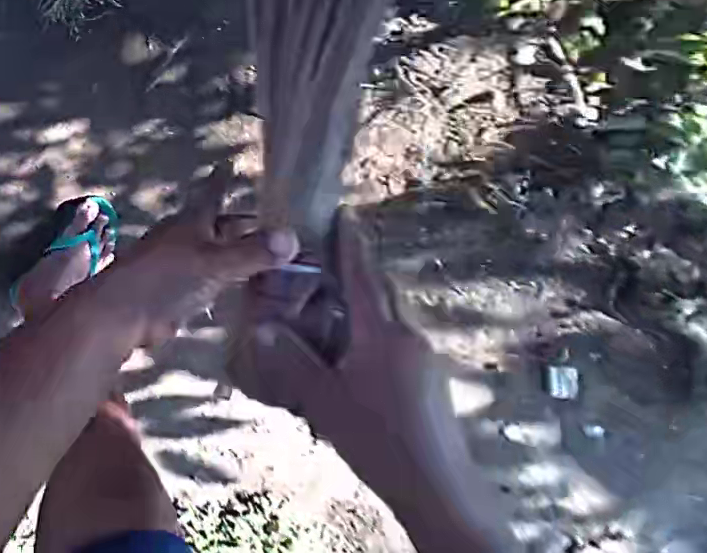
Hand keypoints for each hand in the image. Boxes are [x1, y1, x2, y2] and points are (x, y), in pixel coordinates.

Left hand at [102, 184, 298, 344]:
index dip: (223, 179)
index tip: (231, 162)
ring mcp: (179, 263)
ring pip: (213, 252)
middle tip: (268, 219)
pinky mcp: (176, 290)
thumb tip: (293, 237)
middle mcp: (186, 236)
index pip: (213, 192)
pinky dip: (225, 279)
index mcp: (193, 220)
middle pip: (217, 224)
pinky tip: (240, 287)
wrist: (122, 312)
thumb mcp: (214, 263)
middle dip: (239, 222)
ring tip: (262, 254)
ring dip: (234, 253)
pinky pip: (208, 279)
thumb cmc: (166, 277)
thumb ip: (252, 252)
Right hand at [230, 211, 501, 548]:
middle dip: (361, 269)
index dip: (352, 243)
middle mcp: (408, 336)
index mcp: (382, 333)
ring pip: (393, 316)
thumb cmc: (381, 441)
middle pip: (382, 291)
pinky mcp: (433, 381)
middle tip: (336, 254)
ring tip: (341, 304)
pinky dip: (379, 330)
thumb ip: (294, 364)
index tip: (347, 212)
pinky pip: (400, 339)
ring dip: (370, 302)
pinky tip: (361, 354)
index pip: (363, 276)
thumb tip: (262, 328)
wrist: (443, 494)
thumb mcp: (328, 403)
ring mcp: (425, 358)